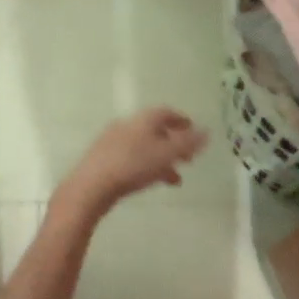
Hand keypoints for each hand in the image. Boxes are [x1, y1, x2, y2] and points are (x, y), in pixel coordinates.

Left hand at [55, 108, 208, 220]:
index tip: (193, 129)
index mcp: (142, 119)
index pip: (165, 112)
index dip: (181, 120)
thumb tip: (208, 131)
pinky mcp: (104, 159)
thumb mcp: (165, 155)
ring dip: (162, 159)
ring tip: (175, 179)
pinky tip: (151, 183)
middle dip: (173, 143)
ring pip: (144, 146)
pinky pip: (132, 158)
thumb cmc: (132, 166)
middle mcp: (127, 125)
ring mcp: (113, 141)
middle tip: (188, 158)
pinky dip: (147, 166)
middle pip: (154, 130)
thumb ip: (187, 144)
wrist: (91, 186)